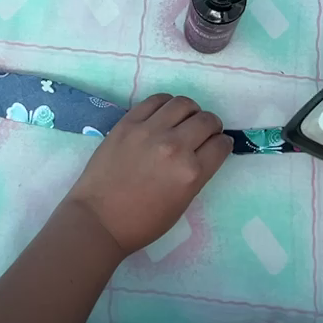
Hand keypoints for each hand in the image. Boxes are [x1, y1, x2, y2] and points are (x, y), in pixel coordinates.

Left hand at [63, 94, 231, 254]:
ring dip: (192, 110)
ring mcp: (150, 131)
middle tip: (206, 130)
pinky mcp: (129, 122)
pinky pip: (156, 100)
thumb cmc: (142, 221)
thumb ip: (197, 174)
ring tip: (185, 118)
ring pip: (183, 103)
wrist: (99, 220)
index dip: (223, 143)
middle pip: (206, 120)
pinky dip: (166, 103)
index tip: (218, 144)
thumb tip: (205, 150)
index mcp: (191, 173)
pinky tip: (165, 112)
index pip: (220, 145)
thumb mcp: (181, 203)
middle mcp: (174, 147)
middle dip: (212, 125)